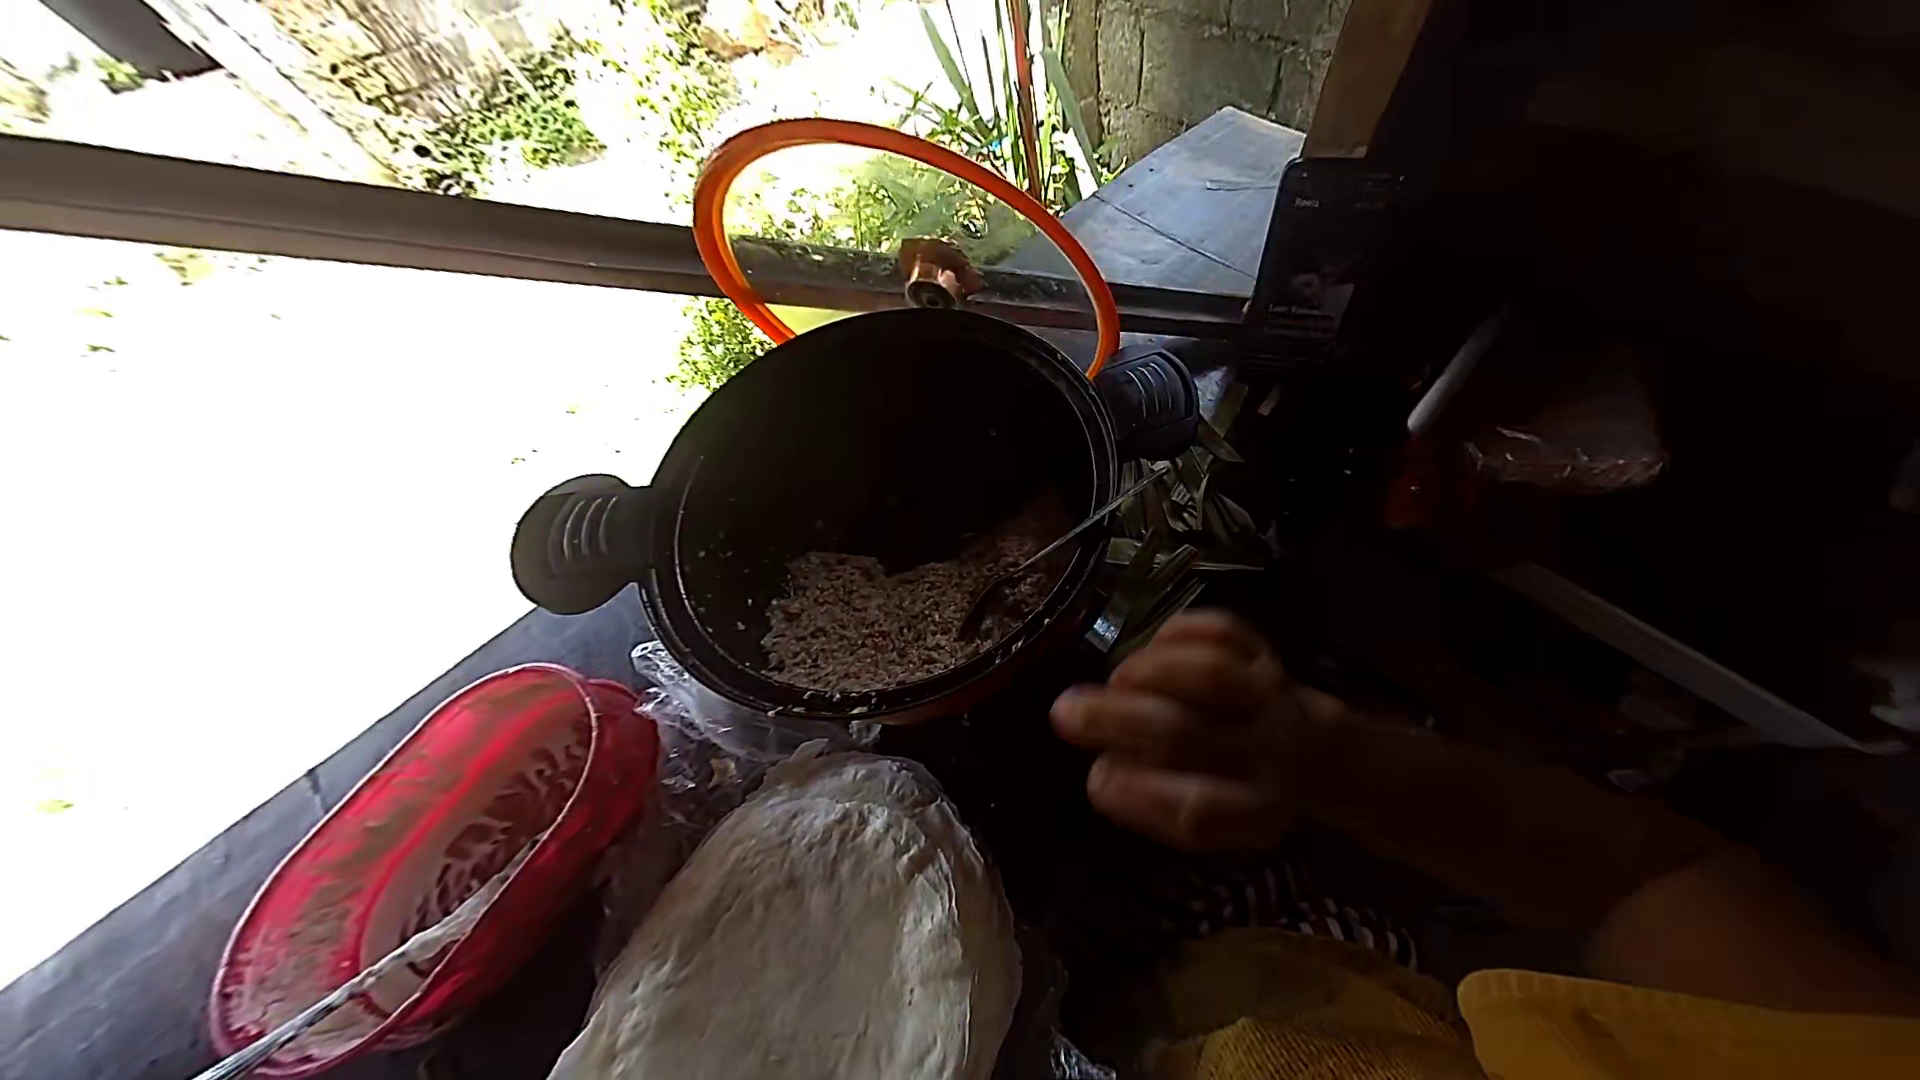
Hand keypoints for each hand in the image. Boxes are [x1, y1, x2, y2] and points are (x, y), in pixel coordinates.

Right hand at [1049, 610, 1347, 851]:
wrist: (1311, 749)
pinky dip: (1172, 634)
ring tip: (1114, 680)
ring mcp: (1272, 696)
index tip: (1094, 779)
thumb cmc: (1233, 784)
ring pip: (1204, 672)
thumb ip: (1156, 797)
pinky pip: (1215, 630)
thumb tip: (1099, 764)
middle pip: (1185, 733)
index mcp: (1257, 812)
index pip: (1194, 810)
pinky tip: (1152, 650)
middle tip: (1063, 711)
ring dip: (1142, 672)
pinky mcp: (1265, 651)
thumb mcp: (1207, 815)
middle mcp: (1273, 754)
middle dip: (1114, 719)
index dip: (1135, 795)